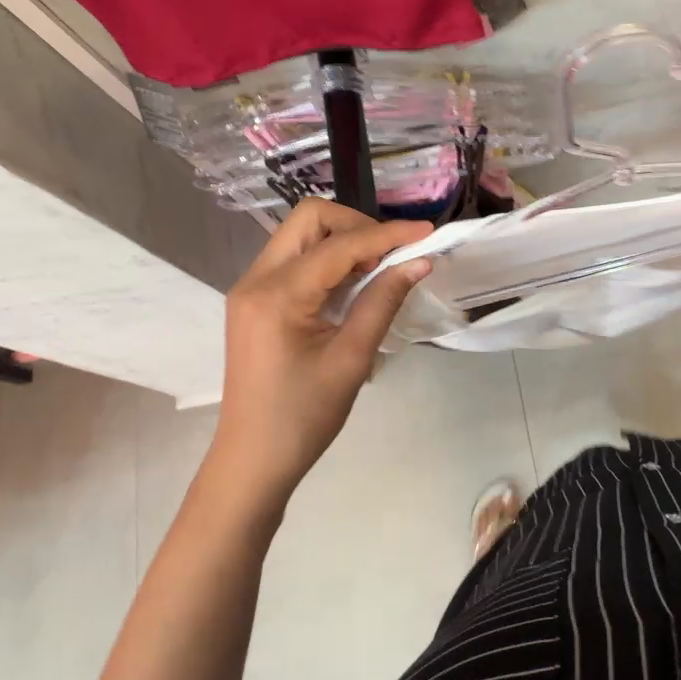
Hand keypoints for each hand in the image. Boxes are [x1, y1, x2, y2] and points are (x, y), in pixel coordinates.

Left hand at [215, 201, 432, 489]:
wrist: (253, 459)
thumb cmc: (303, 415)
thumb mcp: (352, 358)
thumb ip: (384, 301)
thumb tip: (420, 262)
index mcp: (277, 294)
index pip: (340, 245)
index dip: (387, 234)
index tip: (428, 232)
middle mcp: (257, 279)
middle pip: (310, 220)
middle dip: (358, 226)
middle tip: (392, 255)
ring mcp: (252, 289)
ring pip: (302, 235)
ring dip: (344, 241)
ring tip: (379, 271)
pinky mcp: (256, 301)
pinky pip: (296, 259)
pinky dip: (330, 260)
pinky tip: (355, 285)